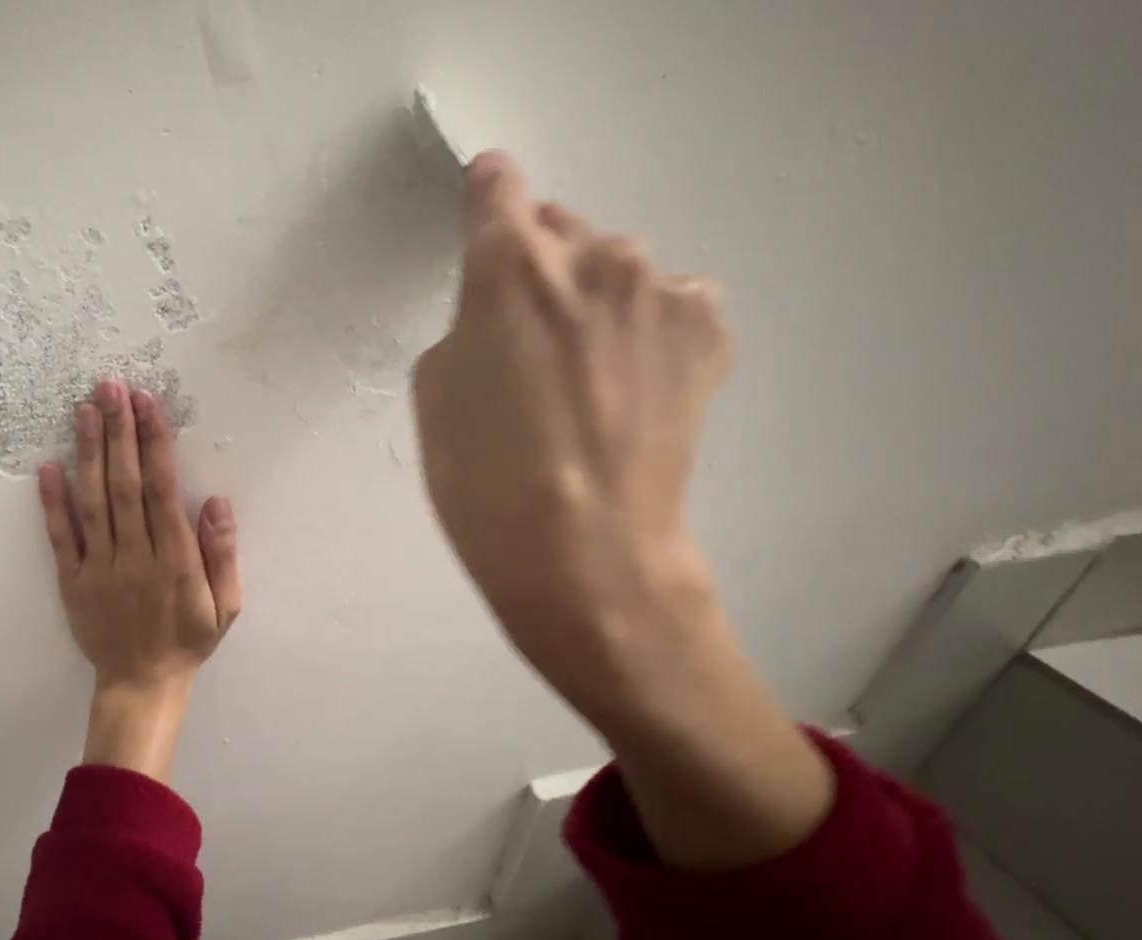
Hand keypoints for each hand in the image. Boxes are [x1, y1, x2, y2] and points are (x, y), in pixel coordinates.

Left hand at [38, 378, 243, 781]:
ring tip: (85, 410)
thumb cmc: (188, 640)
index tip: (146, 404)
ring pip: (93, 502)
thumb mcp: (225, 605)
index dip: (153, 443)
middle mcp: (135, 556)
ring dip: (89, 453)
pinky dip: (53, 503)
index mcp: (174, 559)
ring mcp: (99, 568)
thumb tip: (216, 501)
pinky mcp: (73, 581)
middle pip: (124, 484)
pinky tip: (49, 467)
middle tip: (111, 387)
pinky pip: (62, 538)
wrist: (142, 684)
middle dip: (119, 432)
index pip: (160, 489)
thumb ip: (222, 554)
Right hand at [416, 154, 832, 869]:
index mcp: (508, 264)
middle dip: (540, 267)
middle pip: (560, 228)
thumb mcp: (433, 395)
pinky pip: (667, 304)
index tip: (484, 219)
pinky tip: (633, 387)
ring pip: (616, 269)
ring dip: (596, 301)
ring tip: (588, 378)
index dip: (485, 199)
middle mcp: (592, 253)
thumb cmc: (483, 480)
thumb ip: (466, 327)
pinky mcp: (707, 328)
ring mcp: (660, 288)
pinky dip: (646, 330)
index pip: (496, 185)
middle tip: (530, 340)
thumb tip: (505, 317)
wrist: (586, 551)